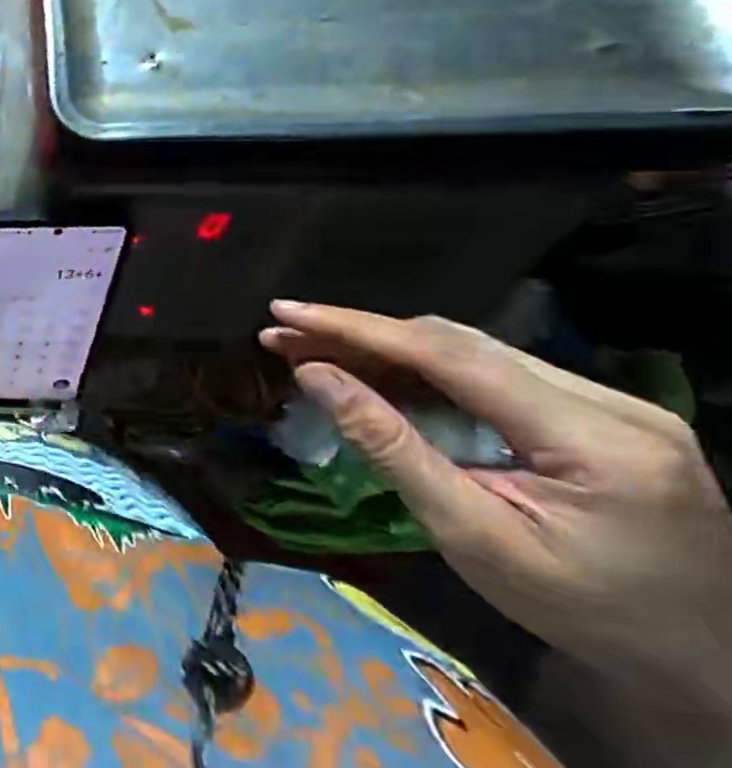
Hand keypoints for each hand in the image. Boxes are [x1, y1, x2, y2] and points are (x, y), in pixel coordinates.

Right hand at [260, 302, 731, 702]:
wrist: (697, 659)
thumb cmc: (578, 608)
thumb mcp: (468, 532)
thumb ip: (390, 446)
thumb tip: (313, 374)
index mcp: (595, 437)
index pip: (450, 355)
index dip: (356, 328)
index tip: (284, 314)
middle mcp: (612, 402)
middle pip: (459, 344)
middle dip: (360, 336)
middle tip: (282, 339)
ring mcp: (613, 405)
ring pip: (472, 351)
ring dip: (385, 349)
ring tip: (312, 352)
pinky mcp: (601, 415)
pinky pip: (492, 373)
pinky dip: (421, 370)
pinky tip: (376, 376)